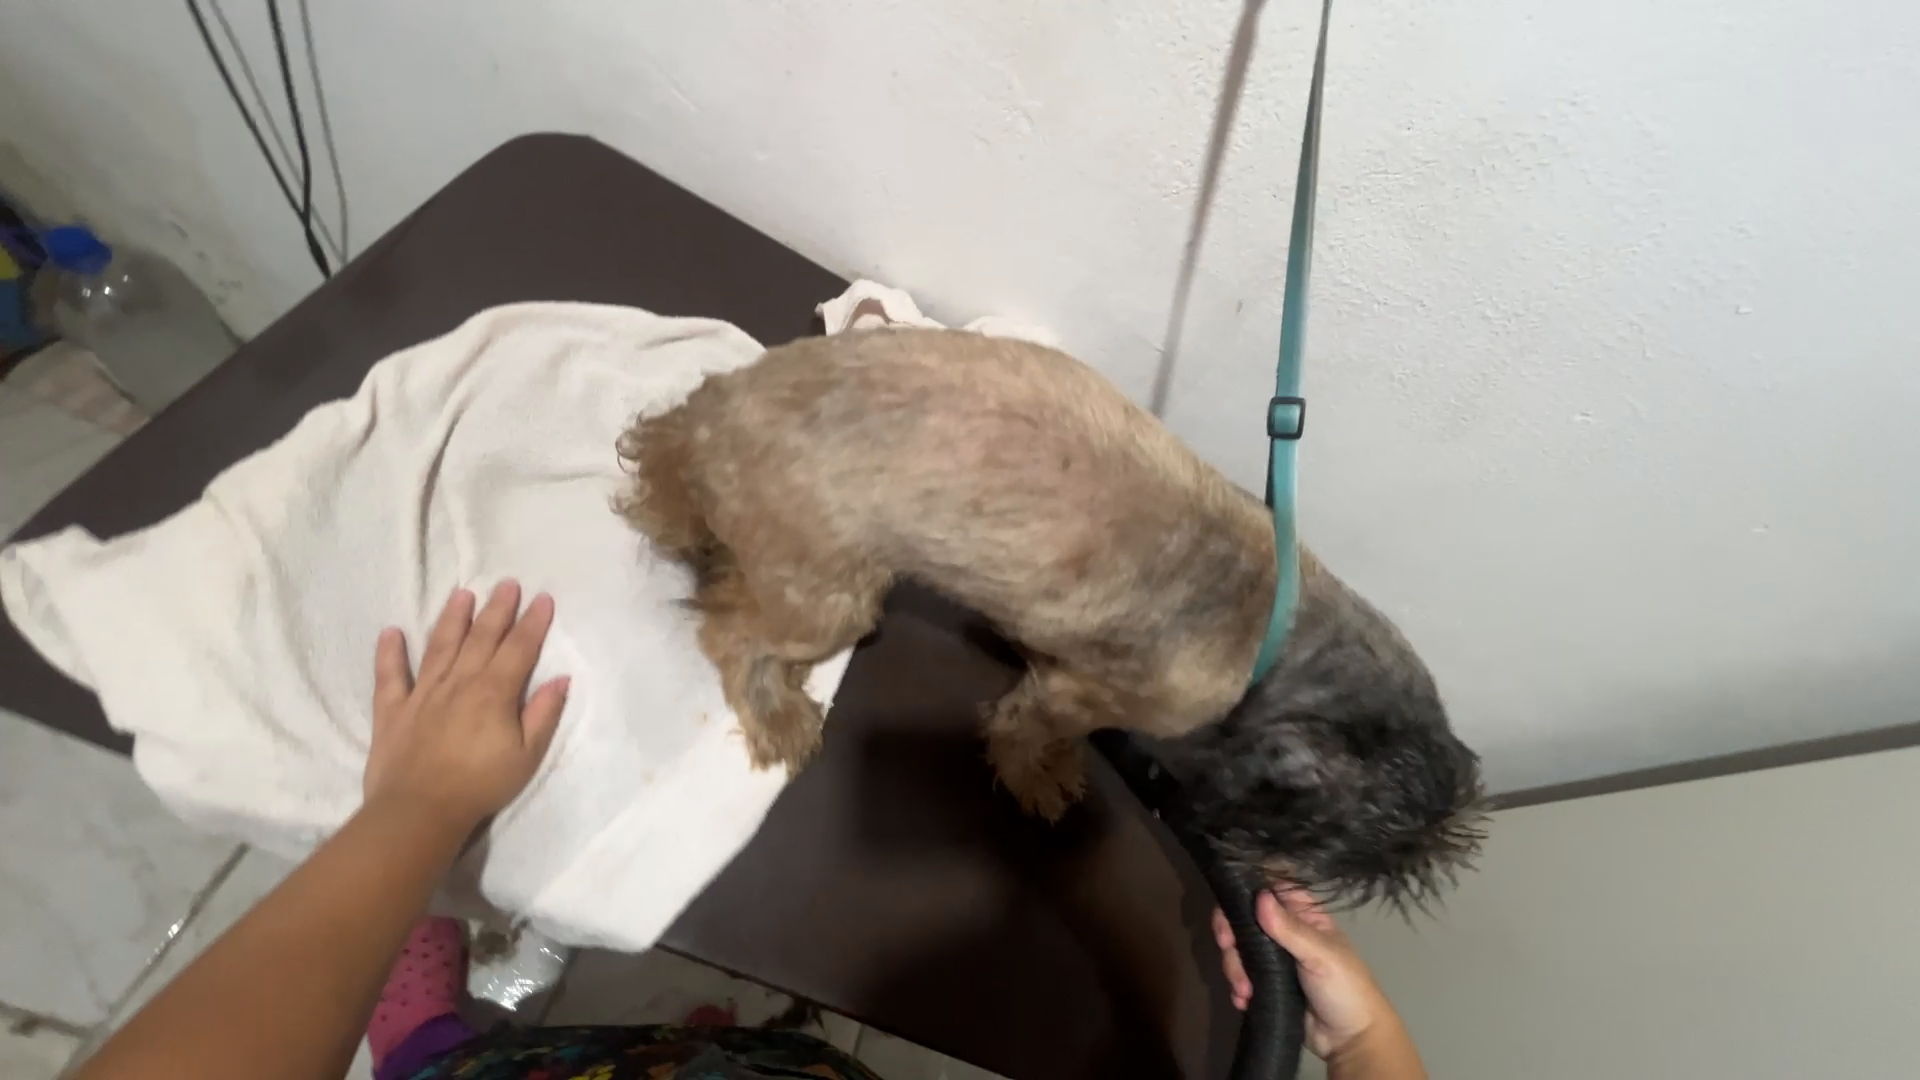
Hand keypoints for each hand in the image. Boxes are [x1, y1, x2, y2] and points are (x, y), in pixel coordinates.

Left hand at [363, 581, 570, 829]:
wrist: (418, 813)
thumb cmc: (482, 784)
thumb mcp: (528, 754)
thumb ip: (543, 713)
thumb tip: (561, 679)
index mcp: (495, 693)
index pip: (519, 649)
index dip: (533, 622)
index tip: (543, 598)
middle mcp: (459, 684)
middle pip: (482, 639)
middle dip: (498, 609)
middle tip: (507, 583)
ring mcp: (423, 695)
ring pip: (440, 648)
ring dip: (452, 619)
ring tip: (463, 594)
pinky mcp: (392, 711)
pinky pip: (390, 677)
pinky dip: (389, 654)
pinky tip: (391, 632)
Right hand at [1214, 888, 1399, 1061]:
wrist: (1352, 1043)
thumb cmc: (1347, 989)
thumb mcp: (1322, 956)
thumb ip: (1290, 928)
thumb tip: (1259, 897)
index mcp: (1301, 913)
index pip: (1267, 887)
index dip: (1245, 889)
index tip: (1229, 903)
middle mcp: (1282, 929)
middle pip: (1243, 915)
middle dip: (1230, 931)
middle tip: (1226, 946)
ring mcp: (1271, 956)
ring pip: (1237, 946)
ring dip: (1234, 965)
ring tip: (1244, 990)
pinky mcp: (1264, 981)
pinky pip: (1239, 973)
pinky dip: (1237, 985)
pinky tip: (1243, 999)